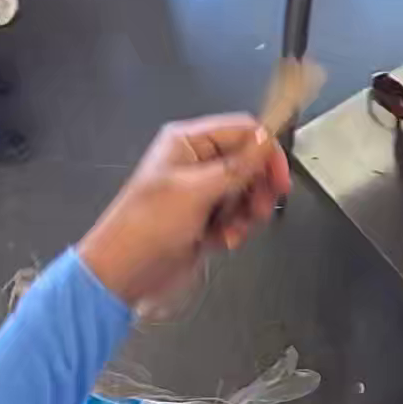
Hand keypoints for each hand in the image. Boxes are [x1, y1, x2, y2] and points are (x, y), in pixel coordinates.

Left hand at [78, 114, 290, 305]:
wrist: (123, 272)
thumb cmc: (147, 226)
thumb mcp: (196, 191)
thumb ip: (237, 166)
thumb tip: (267, 140)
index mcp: (186, 143)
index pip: (242, 131)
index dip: (265, 152)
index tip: (279, 179)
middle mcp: (193, 163)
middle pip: (247, 164)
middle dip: (257, 189)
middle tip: (260, 209)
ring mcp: (197, 193)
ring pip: (243, 194)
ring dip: (245, 214)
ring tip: (232, 230)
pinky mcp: (200, 220)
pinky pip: (231, 218)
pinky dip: (232, 230)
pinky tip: (221, 241)